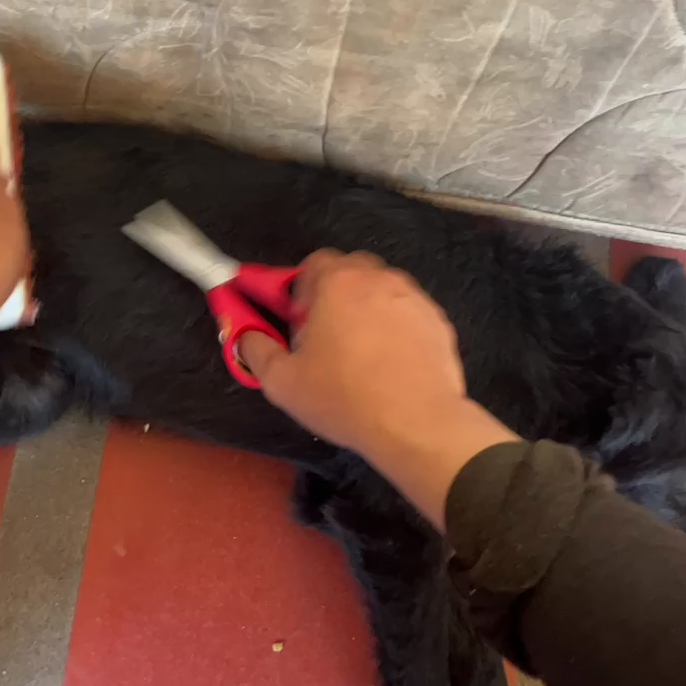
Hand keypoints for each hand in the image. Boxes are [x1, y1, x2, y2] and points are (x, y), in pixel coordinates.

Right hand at [238, 250, 516, 528]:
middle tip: (327, 334)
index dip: (302, 288)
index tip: (301, 321)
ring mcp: (414, 298)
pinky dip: (397, 327)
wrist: (416, 423)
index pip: (314, 262)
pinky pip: (408, 313)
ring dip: (367, 308)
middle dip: (335, 292)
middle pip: (351, 269)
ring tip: (362, 352)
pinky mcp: (438, 321)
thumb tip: (246, 336)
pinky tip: (391, 363)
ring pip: (382, 290)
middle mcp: (378, 278)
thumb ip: (256, 350)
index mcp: (337, 282)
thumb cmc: (343, 397)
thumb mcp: (283, 382)